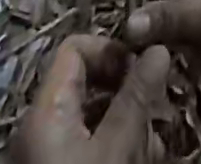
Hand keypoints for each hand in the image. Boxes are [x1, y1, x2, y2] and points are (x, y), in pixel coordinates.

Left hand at [14, 36, 169, 163]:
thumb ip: (135, 99)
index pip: (75, 48)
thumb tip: (159, 47)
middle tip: (156, 105)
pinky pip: (87, 143)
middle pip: (85, 81)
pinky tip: (143, 155)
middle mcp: (41, 122)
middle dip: (125, 87)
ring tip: (156, 138)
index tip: (143, 70)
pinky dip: (115, 143)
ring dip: (126, 119)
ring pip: (91, 115)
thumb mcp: (116, 149)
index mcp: (45, 106)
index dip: (111, 51)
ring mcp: (48, 150)